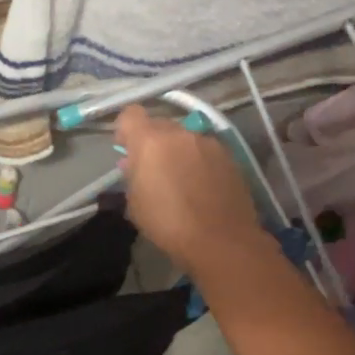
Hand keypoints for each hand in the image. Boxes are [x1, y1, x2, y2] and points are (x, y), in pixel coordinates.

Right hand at [114, 105, 264, 266]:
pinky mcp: (229, 156)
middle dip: (151, 141)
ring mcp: (209, 143)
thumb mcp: (135, 202)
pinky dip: (197, 161)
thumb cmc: (168, 223)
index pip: (131, 114)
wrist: (221, 240)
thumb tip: (133, 163)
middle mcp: (181, 133)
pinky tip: (199, 186)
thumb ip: (132, 174)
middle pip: (159, 125)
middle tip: (150, 168)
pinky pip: (204, 151)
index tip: (124, 148)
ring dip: (176, 151)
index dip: (124, 129)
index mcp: (151, 141)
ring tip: (178, 179)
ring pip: (184, 138)